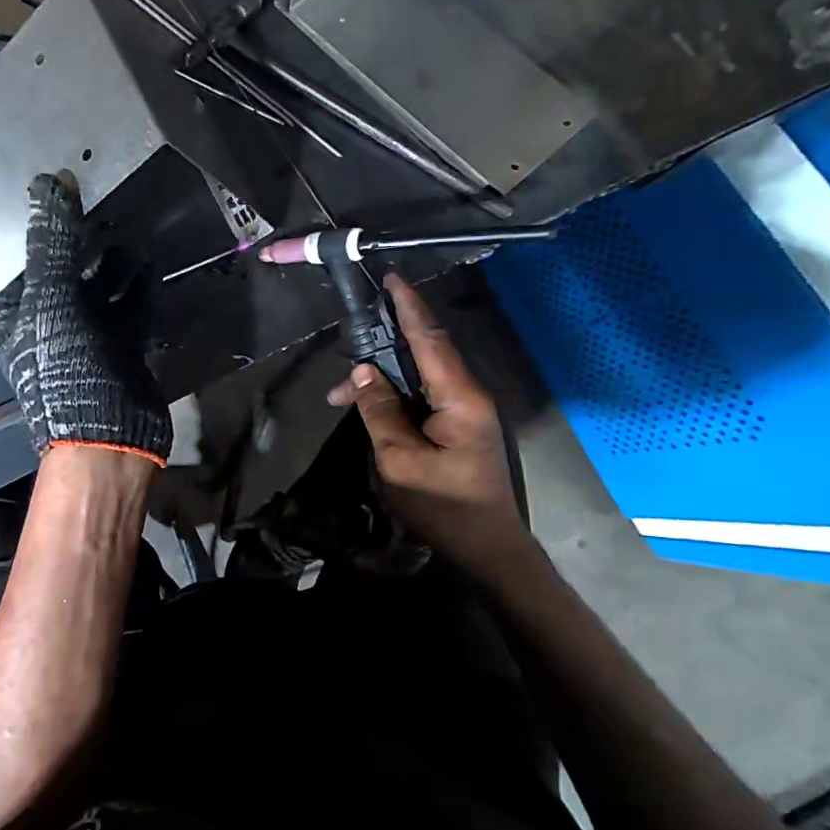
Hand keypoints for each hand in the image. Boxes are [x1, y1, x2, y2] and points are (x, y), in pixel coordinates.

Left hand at [0, 173, 172, 465]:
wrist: (109, 430)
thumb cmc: (65, 365)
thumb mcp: (49, 299)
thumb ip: (52, 243)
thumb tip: (50, 182)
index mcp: (19, 317)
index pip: (25, 264)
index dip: (42, 232)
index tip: (63, 199)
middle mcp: (51, 327)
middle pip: (67, 276)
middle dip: (84, 247)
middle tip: (102, 211)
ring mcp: (89, 341)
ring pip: (102, 293)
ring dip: (116, 267)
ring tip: (131, 236)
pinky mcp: (123, 350)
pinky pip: (130, 311)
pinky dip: (140, 290)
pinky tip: (150, 268)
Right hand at [328, 274, 532, 574]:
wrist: (486, 549)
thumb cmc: (443, 507)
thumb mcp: (399, 460)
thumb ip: (379, 411)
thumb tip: (363, 372)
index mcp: (460, 397)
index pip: (430, 338)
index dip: (408, 306)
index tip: (390, 279)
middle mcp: (467, 395)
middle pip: (423, 354)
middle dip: (382, 346)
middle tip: (346, 348)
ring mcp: (466, 411)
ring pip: (419, 377)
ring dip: (383, 378)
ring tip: (342, 393)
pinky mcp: (459, 427)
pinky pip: (423, 398)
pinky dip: (394, 398)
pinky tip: (369, 408)